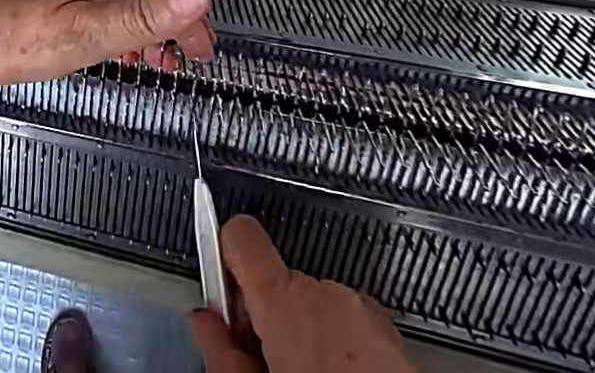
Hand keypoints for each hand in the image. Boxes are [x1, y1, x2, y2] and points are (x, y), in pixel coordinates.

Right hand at [188, 215, 414, 372]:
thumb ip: (221, 353)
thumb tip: (205, 322)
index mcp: (286, 300)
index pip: (240, 235)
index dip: (223, 257)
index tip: (221, 292)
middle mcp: (327, 294)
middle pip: (276, 282)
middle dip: (266, 319)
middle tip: (264, 365)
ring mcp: (364, 313)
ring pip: (312, 307)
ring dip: (303, 336)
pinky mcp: (390, 335)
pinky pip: (347, 325)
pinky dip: (336, 349)